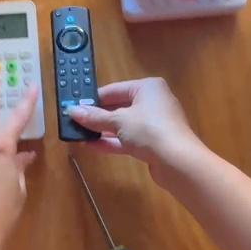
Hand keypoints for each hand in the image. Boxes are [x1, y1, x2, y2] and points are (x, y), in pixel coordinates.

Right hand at [66, 77, 206, 183]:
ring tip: (80, 134)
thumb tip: (71, 111)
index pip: (114, 89)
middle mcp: (153, 102)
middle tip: (75, 121)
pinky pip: (128, 138)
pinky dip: (112, 141)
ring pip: (123, 124)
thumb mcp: (118, 121)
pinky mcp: (154, 142)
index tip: (74, 106)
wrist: (179, 162)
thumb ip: (94, 117)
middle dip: (97, 116)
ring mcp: (154, 123)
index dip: (94, 98)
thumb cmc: (149, 130)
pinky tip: (93, 146)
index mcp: (147, 88)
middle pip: (119, 106)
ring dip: (102, 130)